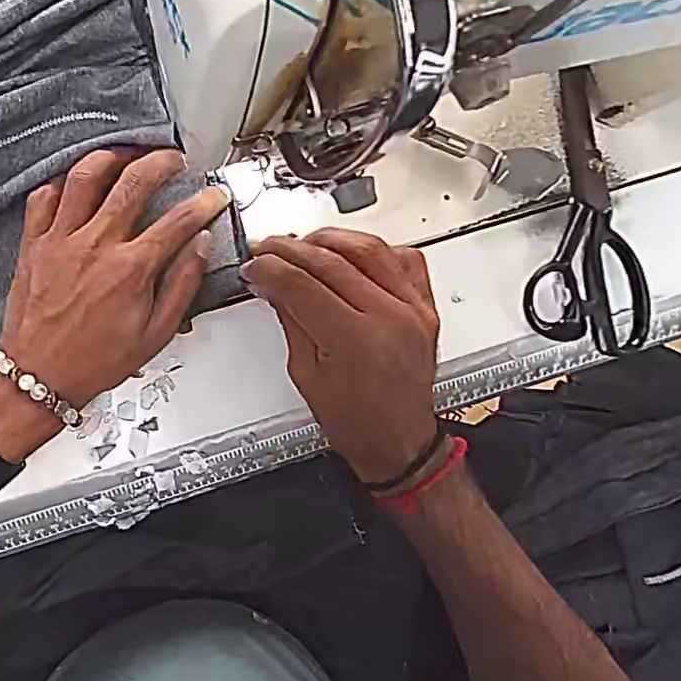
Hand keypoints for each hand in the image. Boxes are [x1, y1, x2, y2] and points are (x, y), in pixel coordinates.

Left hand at [0, 148, 228, 461]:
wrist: (40, 377)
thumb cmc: (93, 361)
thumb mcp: (155, 334)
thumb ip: (182, 285)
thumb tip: (200, 247)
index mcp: (130, 270)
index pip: (178, 220)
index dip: (204, 201)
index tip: (213, 196)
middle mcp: (95, 247)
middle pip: (134, 182)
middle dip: (161, 162)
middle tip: (173, 160)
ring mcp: (61, 242)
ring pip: (85, 177)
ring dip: (111, 156)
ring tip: (126, 155)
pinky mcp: (34, 245)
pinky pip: (43, 198)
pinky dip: (61, 183)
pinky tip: (75, 183)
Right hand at [241, 228, 440, 486]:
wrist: (399, 441)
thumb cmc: (357, 422)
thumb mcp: (305, 374)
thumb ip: (291, 321)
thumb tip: (274, 284)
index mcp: (354, 340)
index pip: (301, 284)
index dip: (269, 269)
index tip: (255, 266)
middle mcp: (389, 318)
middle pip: (330, 261)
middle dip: (289, 249)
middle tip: (268, 249)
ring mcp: (412, 309)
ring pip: (368, 248)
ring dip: (329, 239)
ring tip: (304, 242)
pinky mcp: (426, 307)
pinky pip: (404, 258)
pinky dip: (374, 248)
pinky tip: (352, 250)